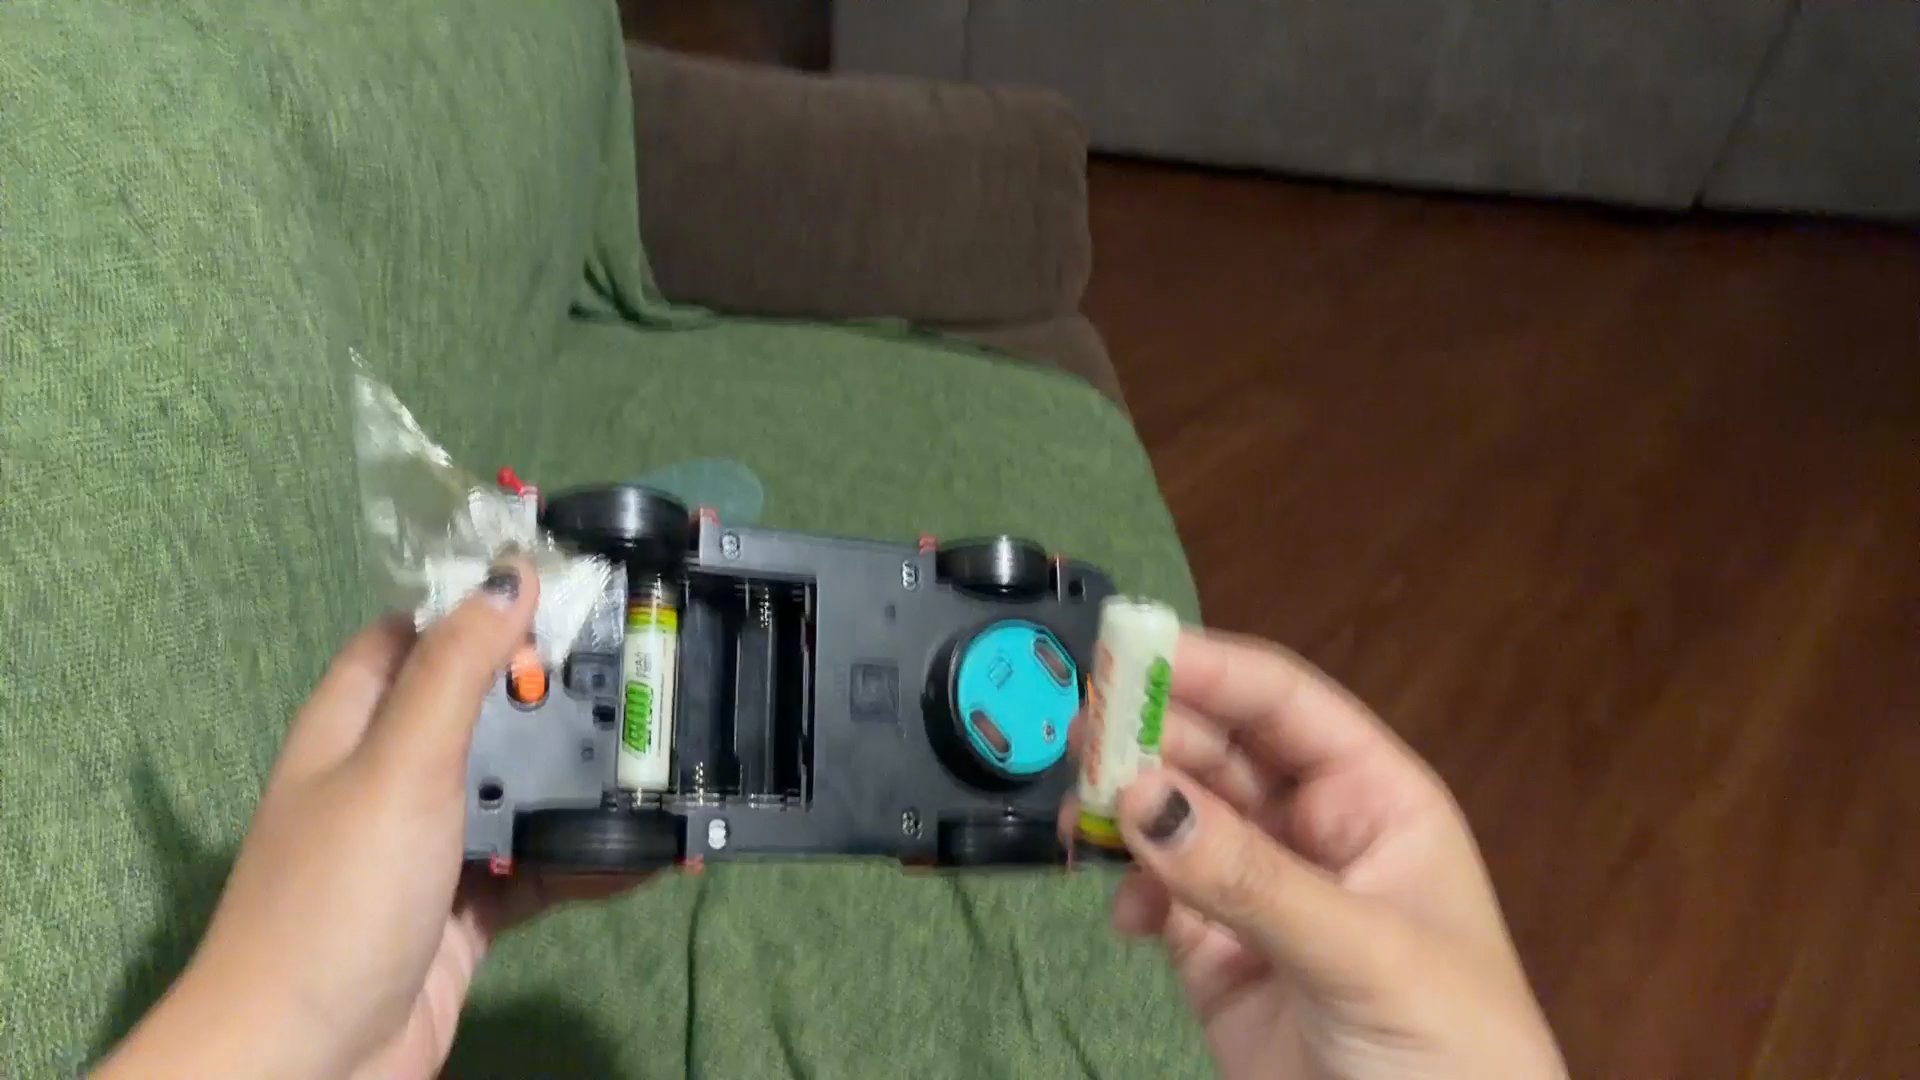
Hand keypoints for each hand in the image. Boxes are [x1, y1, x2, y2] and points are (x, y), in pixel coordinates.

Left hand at [97, 559, 648, 1079]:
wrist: (312, 1066)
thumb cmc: (343, 895)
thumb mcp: (402, 765)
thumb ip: (459, 669)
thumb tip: (511, 574)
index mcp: (359, 725)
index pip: (416, 634)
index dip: (477, 603)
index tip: (562, 590)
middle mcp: (397, 772)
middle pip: (485, 705)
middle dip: (552, 689)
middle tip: (633, 669)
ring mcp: (437, 836)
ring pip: (522, 780)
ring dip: (581, 773)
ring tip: (655, 752)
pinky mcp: (475, 892)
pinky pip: (544, 853)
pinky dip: (591, 851)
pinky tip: (649, 845)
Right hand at [1063, 628, 1565, 1079]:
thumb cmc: (1448, 1059)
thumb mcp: (1362, 957)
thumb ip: (1247, 875)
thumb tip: (1136, 794)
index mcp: (1366, 793)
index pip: (1279, 701)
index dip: (1209, 667)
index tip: (1131, 651)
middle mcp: (1304, 819)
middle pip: (1212, 744)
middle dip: (1150, 734)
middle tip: (1084, 732)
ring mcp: (1249, 874)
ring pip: (1171, 806)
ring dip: (1125, 803)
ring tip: (1083, 811)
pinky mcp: (1206, 935)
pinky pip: (1152, 883)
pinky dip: (1127, 886)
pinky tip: (1122, 916)